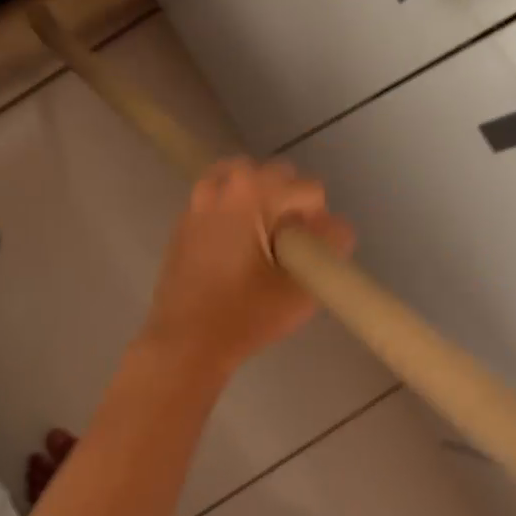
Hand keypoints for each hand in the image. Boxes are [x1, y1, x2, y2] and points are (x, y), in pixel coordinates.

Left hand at [139, 159, 352, 372]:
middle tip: (288, 244)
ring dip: (259, 201)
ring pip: (239, 182)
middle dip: (288, 202)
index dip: (317, 220)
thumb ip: (331, 243)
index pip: (309, 188)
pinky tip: (236, 251)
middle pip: (272, 175)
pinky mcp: (182, 225)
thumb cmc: (246, 314)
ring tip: (264, 242)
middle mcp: (219, 187)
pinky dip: (232, 212)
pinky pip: (216, 201)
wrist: (185, 340)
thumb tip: (333, 226)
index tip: (305, 251)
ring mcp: (194, 204)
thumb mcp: (304, 284)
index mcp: (250, 193)